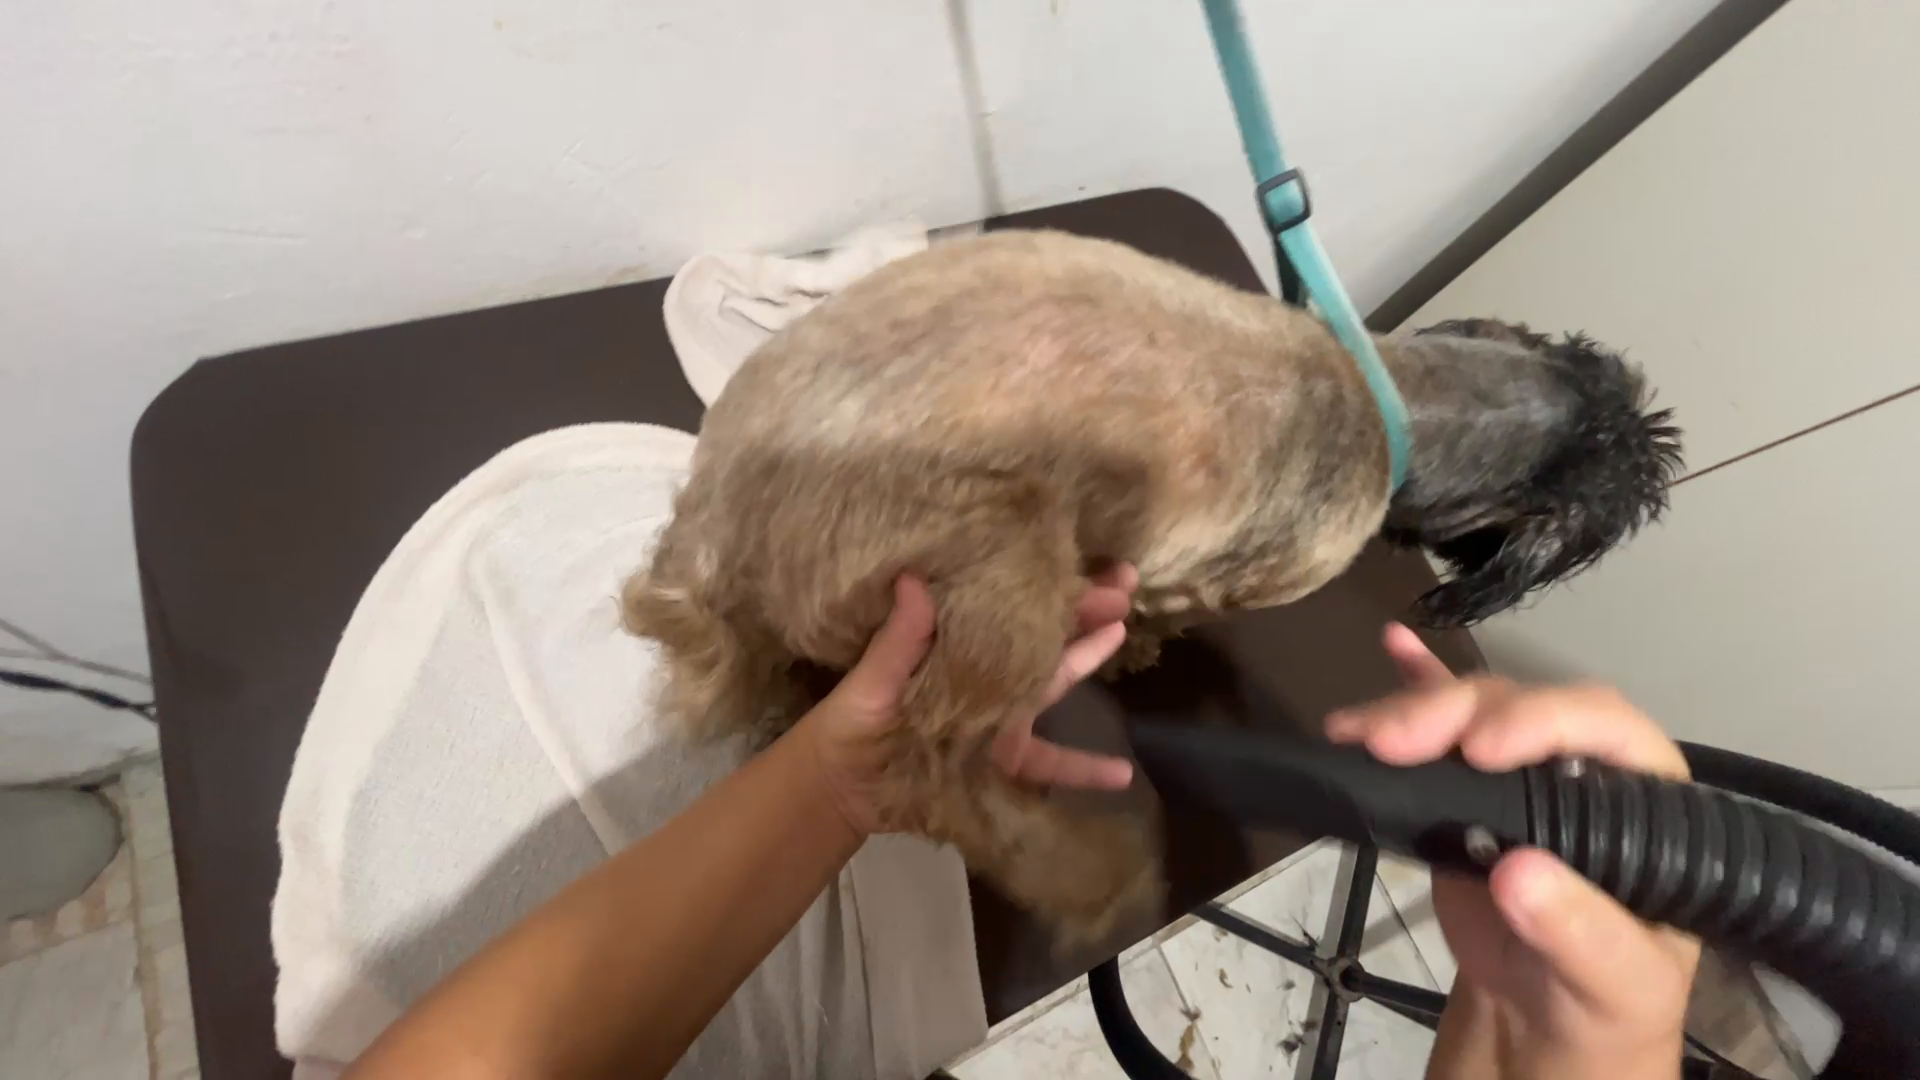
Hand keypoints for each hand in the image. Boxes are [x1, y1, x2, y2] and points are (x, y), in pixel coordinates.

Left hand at [798, 564, 1139, 836]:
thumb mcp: (874, 678)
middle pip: (1041, 636)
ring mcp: (999, 716)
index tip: (1076, 562)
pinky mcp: (1003, 760)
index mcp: (957, 646)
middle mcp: (985, 674)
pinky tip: (1123, 773)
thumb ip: (899, 638)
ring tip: (1124, 633)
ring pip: (1051, 683)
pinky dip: (1085, 770)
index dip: (1044, 587)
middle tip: (1124, 583)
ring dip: (1087, 660)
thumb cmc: (853, 721)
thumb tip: (913, 580)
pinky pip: (1050, 766)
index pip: (1007, 608)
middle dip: (1080, 608)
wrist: (845, 783)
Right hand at [1327, 626, 1697, 1079]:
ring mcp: (1509, 772)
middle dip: (1444, 713)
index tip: (1476, 752)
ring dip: (1406, 708)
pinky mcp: (1455, 784)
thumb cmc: (1599, 1003)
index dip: (1540, 720)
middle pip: (1513, 706)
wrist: (1535, 1014)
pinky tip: (1393, 645)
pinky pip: (1437, 720)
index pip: (1603, 726)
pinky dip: (1413, 677)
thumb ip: (1583, 935)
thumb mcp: (1614, 985)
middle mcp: (1574, 770)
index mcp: (1638, 802)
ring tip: (1353, 730)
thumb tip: (1518, 874)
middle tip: (1386, 743)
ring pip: (1462, 707)